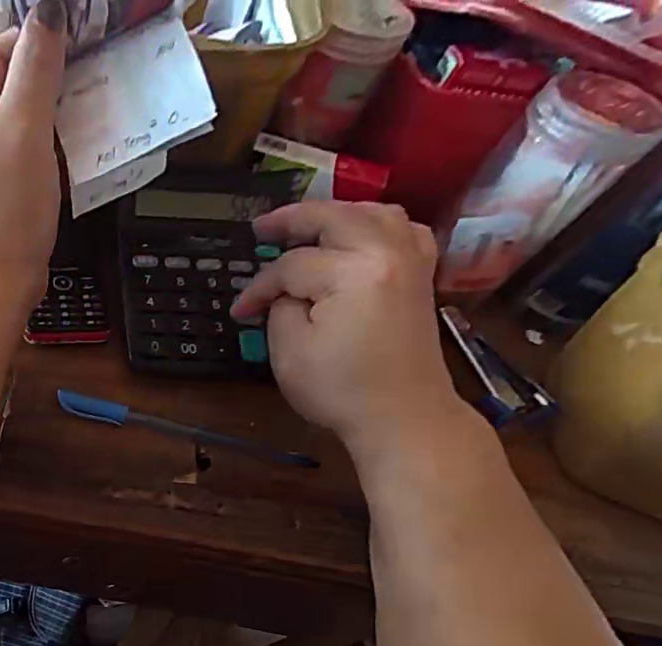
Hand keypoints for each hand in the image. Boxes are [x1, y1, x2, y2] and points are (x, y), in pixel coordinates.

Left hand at [0, 3, 65, 309]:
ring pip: (13, 128)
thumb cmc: (6, 210)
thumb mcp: (23, 131)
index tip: (77, 49)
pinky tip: (64, 161)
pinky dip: (42, 154)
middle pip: (3, 92)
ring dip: (47, 122)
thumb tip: (48, 10)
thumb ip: (35, 70)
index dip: (35, 47)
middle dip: (44, 87)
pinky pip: (17, 160)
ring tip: (81, 122)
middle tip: (86, 87)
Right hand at [230, 202, 468, 449]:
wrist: (403, 417)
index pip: (292, 266)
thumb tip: (285, 292)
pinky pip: (404, 230)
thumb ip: (281, 309)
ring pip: (371, 212)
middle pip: (333, 216)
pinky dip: (379, 226)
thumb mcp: (291, 354)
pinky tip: (363, 236)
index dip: (260, 287)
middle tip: (261, 229)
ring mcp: (411, 260)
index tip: (241, 310)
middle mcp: (387, 252)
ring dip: (335, 215)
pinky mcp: (421, 276)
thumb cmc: (343, 392)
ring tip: (308, 227)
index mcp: (353, 271)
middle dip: (290, 221)